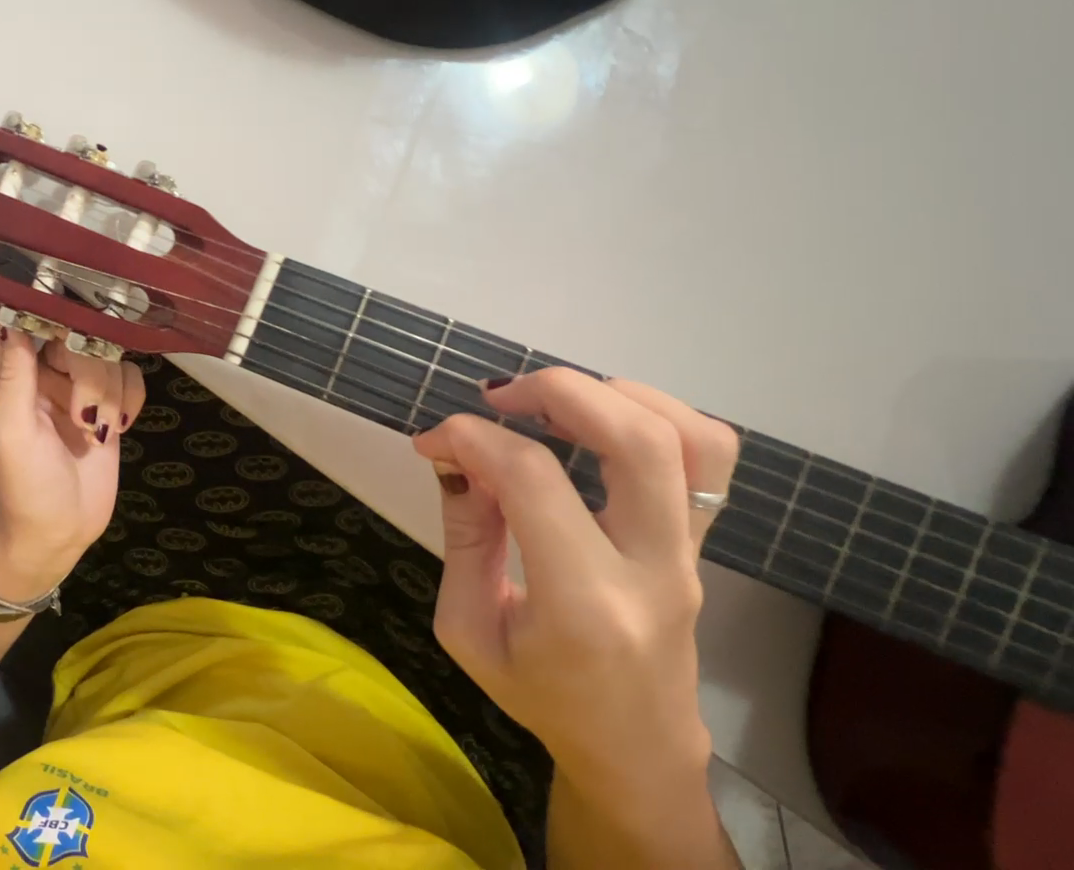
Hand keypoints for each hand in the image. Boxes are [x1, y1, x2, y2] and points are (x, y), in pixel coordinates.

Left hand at [0, 322, 143, 601]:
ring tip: (96, 434)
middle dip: (90, 377)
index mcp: (15, 375)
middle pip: (81, 338)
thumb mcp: (12, 431)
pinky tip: (117, 430)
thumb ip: (13, 373)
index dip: (51, 312)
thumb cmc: (26, 485)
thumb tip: (5, 313)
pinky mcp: (110, 406)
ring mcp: (82, 390)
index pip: (31, 321)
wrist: (61, 532)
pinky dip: (131, 402)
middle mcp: (48, 374)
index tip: (72, 324)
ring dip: (109, 398)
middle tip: (83, 417)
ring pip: (111, 359)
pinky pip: (132, 379)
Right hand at [411, 368, 739, 793]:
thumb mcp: (468, 628)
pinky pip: (706, 453)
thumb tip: (456, 456)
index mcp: (583, 602)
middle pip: (636, 439)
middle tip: (497, 396)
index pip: (532, 479)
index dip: (471, 438)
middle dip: (557, 391)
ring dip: (616, 395)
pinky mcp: (701, 540)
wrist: (634, 747)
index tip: (431, 440)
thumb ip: (464, 535)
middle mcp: (653, 568)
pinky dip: (653, 414)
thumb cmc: (539, 695)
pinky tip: (596, 423)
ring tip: (553, 402)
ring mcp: (691, 551)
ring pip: (691, 436)